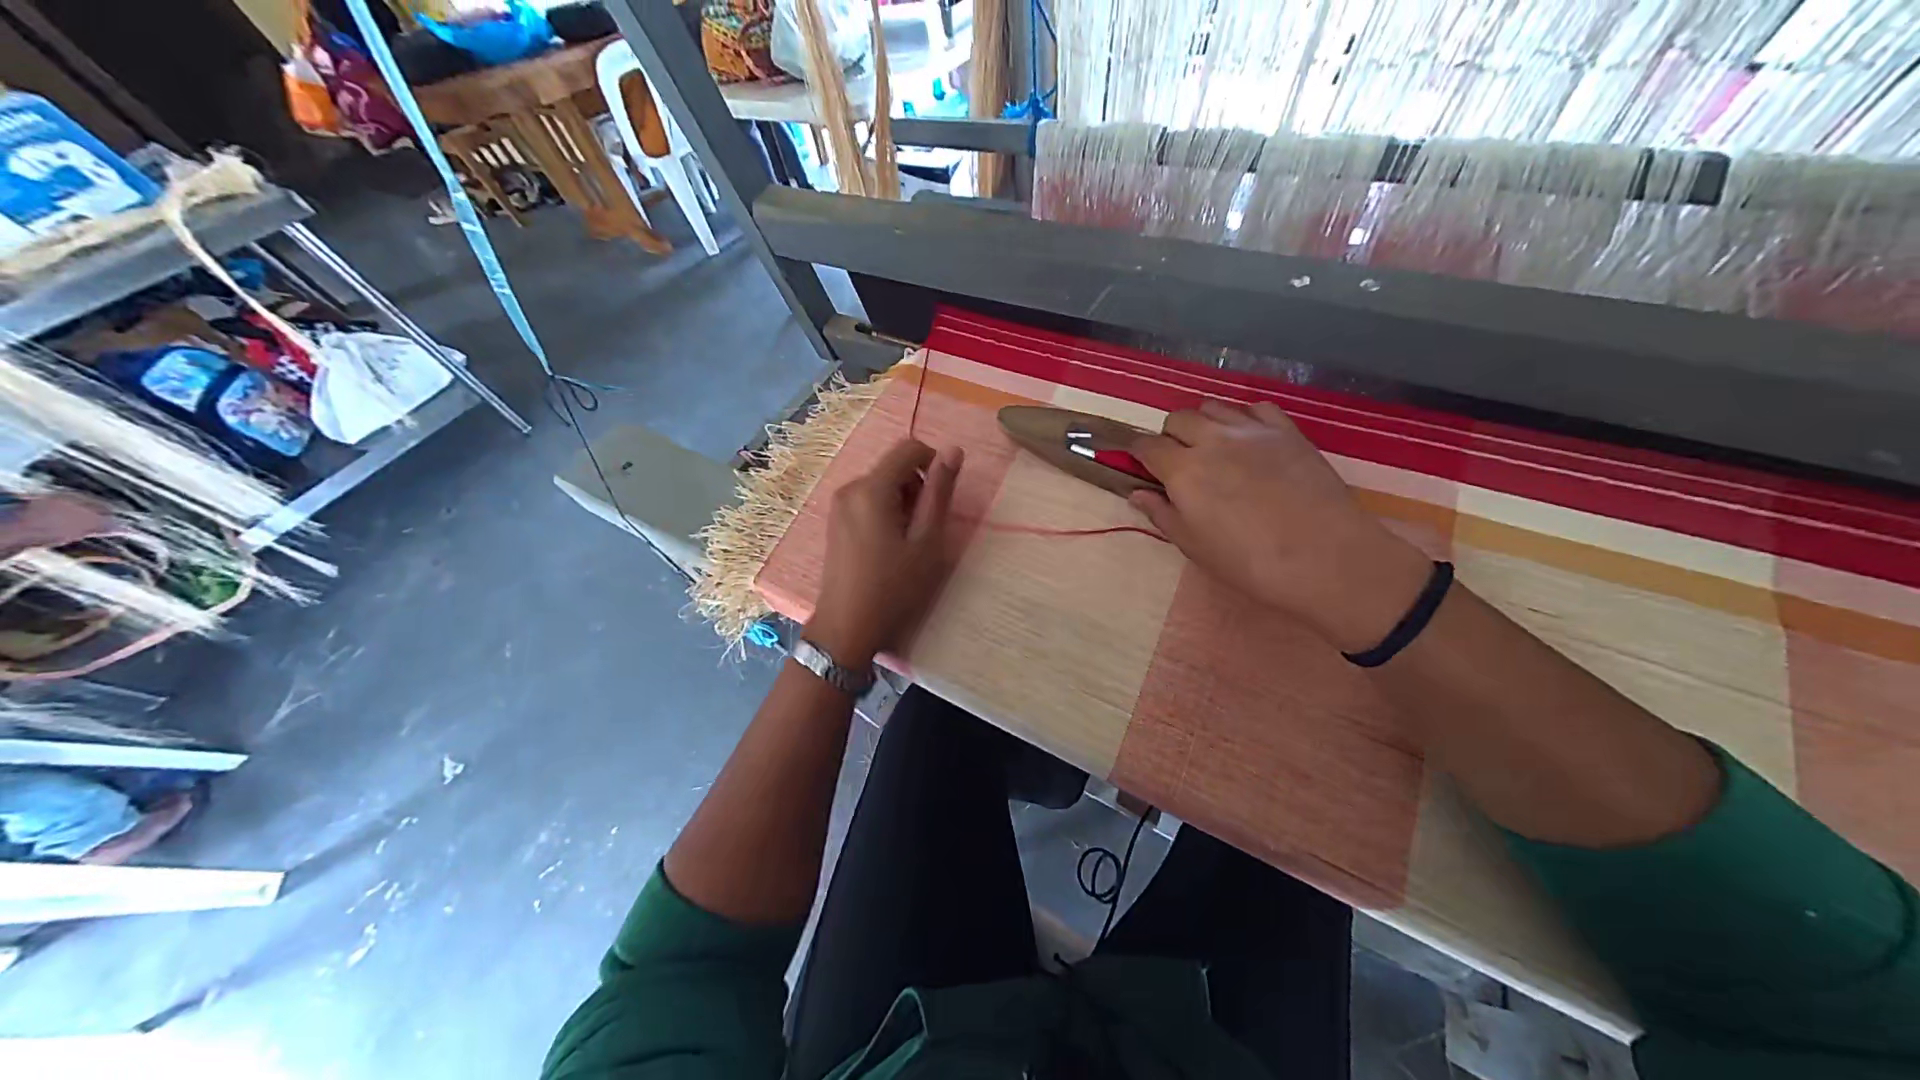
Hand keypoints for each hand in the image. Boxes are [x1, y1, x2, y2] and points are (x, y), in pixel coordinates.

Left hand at [806, 438, 963, 665]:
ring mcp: (839, 505)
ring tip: (908, 542)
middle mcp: (850, 488)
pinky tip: (889, 546)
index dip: (934, 463)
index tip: (943, 499)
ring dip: (903, 502)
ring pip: (882, 484)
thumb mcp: (927, 541)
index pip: (909, 448)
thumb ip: (940, 493)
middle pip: (894, 466)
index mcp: (871, 489)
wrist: (847, 627)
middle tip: (925, 529)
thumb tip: (954, 450)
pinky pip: (868, 500)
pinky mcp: (835, 521)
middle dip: (917, 488)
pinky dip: (886, 512)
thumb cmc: (893, 587)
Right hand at [1129, 400, 1431, 651]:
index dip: (1138, 454)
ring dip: (1204, 423)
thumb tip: (1137, 493)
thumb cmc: (1249, 562)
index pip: (1147, 446)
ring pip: (1213, 407)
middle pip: (1178, 418)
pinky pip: (1255, 408)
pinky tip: (1248, 441)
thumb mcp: (1194, 545)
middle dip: (1170, 436)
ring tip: (1213, 449)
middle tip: (1179, 463)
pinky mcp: (1287, 430)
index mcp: (1183, 470)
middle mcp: (1212, 440)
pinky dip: (1242, 418)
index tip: (1141, 466)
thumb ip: (1162, 513)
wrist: (1325, 558)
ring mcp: (1252, 430)